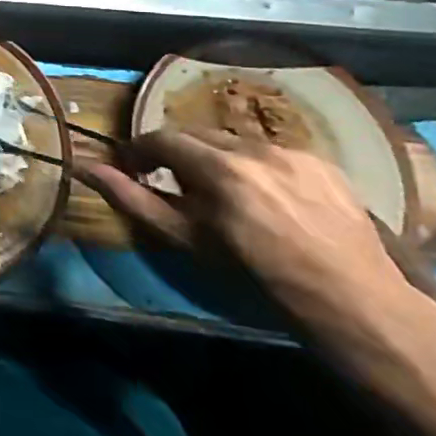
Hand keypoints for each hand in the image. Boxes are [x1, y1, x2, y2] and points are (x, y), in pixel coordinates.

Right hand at [78, 129, 410, 330]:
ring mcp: (293, 152)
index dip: (140, 152)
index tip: (134, 171)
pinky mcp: (324, 161)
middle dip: (177, 154)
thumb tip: (85, 167)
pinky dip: (256, 166)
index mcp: (218, 168)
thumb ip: (131, 198)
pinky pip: (272, 151)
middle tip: (174, 184)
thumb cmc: (256, 274)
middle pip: (196, 134)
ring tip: (222, 193)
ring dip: (216, 158)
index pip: (161, 138)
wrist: (350, 300)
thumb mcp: (184, 239)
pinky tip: (266, 197)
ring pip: (234, 141)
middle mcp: (255, 148)